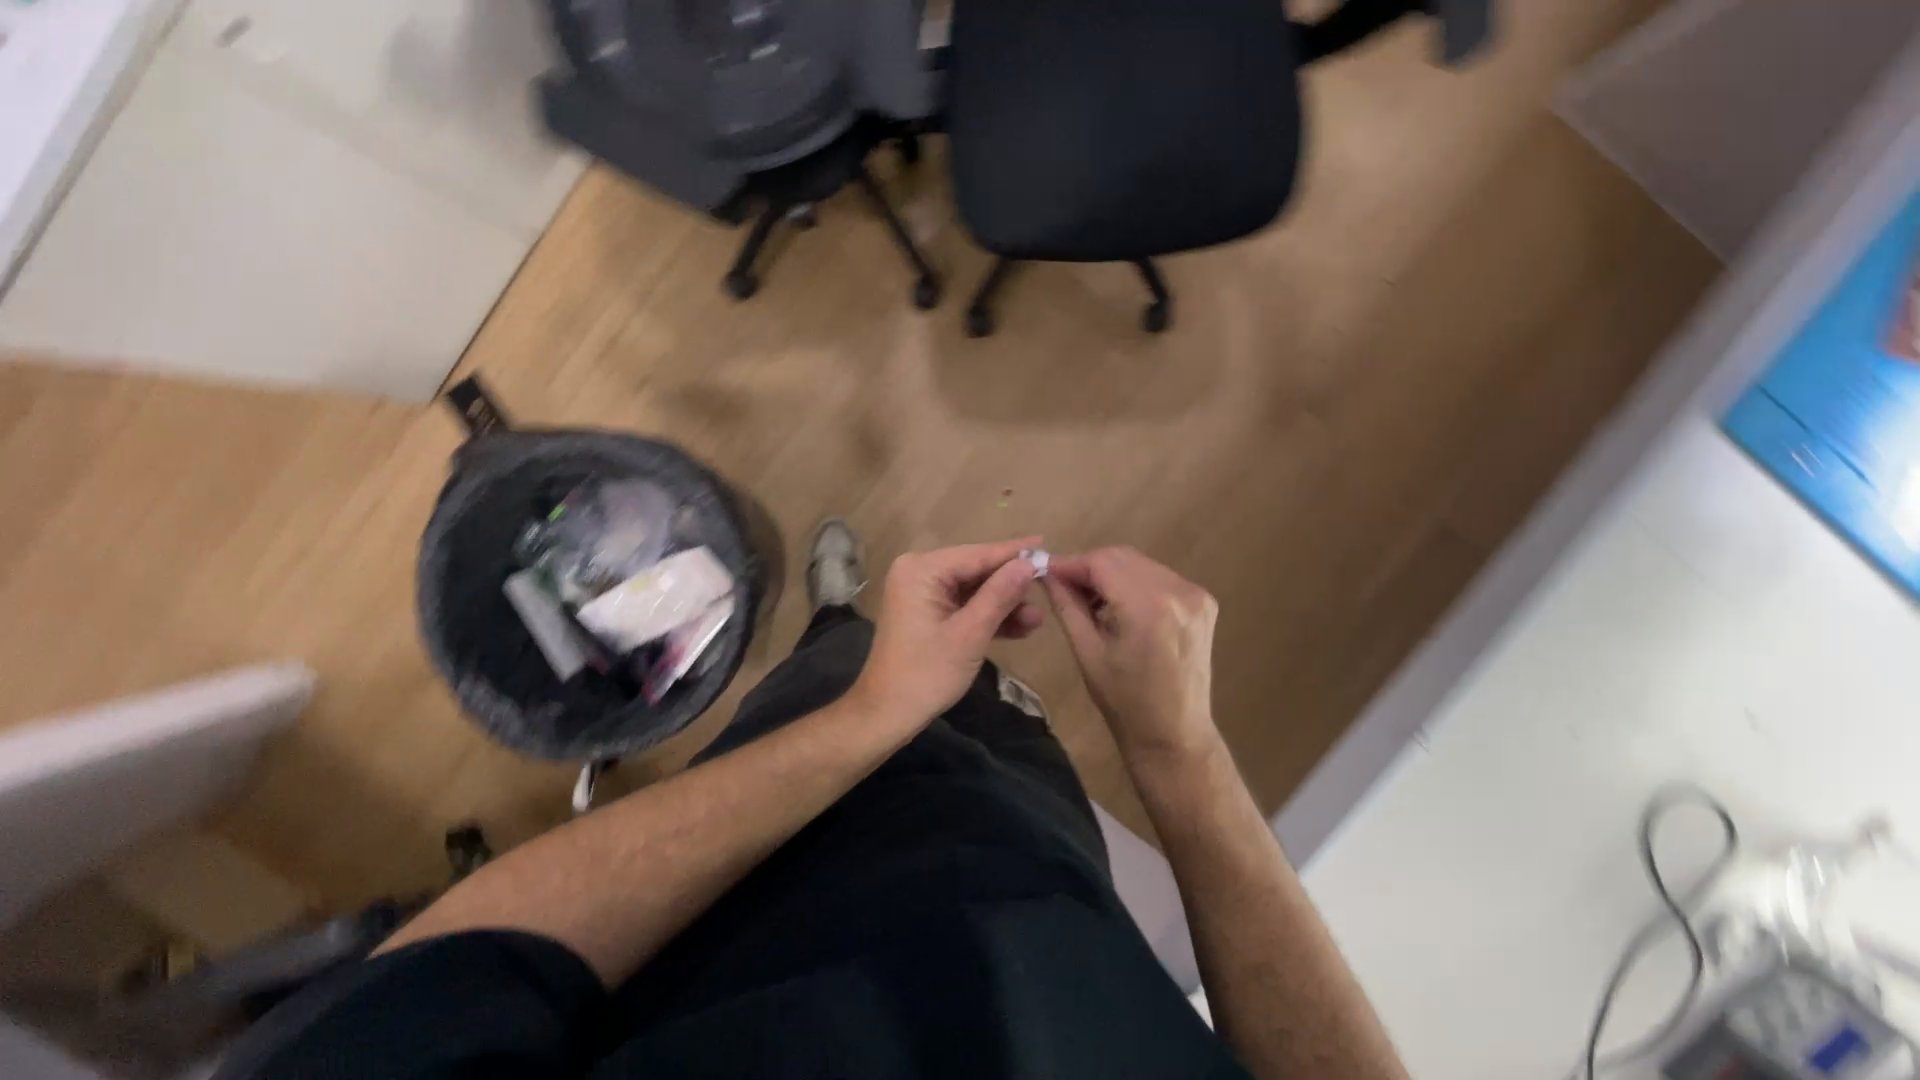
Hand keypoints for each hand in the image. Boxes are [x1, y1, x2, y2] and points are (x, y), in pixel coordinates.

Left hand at [850, 537, 1044, 726]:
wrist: (888, 713)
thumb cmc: (927, 674)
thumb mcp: (970, 634)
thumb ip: (1000, 595)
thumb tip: (1028, 563)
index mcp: (922, 569)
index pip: (978, 554)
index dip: (1015, 553)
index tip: (1048, 546)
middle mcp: (919, 571)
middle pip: (977, 569)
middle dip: (1011, 585)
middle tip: (1048, 592)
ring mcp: (921, 592)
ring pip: (974, 589)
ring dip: (1004, 605)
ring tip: (1037, 621)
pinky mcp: (927, 612)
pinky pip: (964, 605)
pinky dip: (988, 616)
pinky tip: (1020, 628)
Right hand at [1043, 547, 1218, 763]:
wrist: (1173, 733)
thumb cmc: (1124, 701)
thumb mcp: (1087, 652)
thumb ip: (1068, 605)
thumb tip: (1046, 574)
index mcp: (1148, 606)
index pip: (1101, 562)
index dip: (1070, 563)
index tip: (1044, 571)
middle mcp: (1178, 591)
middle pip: (1122, 558)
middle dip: (1089, 567)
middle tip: (1062, 586)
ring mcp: (1196, 594)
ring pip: (1140, 565)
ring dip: (1111, 574)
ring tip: (1089, 600)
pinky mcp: (1203, 602)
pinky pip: (1158, 578)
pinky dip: (1134, 583)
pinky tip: (1119, 607)